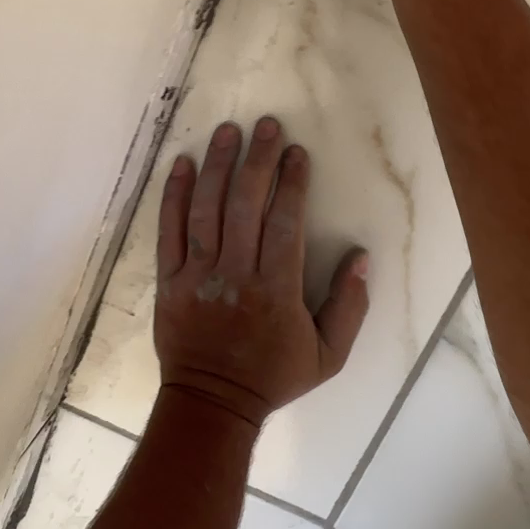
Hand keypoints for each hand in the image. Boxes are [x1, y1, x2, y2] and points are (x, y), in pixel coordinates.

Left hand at [154, 118, 370, 426]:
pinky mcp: (168, 280)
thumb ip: (349, 307)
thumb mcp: (328, 355)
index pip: (286, 223)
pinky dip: (173, 195)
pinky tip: (181, 163)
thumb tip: (360, 257)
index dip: (293, 183)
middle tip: (266, 125)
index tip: (297, 152)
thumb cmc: (273, 376)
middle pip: (246, 205)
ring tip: (227, 131)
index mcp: (276, 291)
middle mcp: (236, 274)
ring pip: (206, 210)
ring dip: (217, 166)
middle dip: (258, 160)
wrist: (212, 403)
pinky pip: (168, 230)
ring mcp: (197, 276)